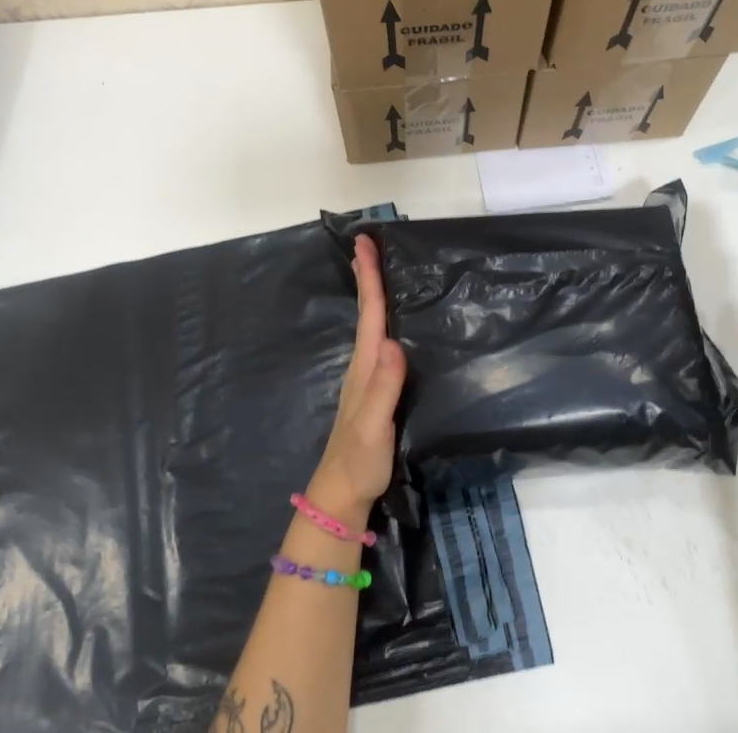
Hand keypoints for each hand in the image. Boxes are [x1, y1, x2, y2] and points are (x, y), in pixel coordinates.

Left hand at [306, 234, 405, 527]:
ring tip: (374, 271)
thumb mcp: (374, 425)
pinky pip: (377, 343)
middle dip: (367, 277)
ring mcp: (366, 379)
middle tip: (367, 244)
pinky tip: (388, 325)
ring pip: (370, 326)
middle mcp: (364, 366)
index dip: (368, 278)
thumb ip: (385, 387)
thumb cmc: (359, 459)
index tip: (363, 243)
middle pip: (366, 313)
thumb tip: (395, 343)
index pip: (370, 315)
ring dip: (372, 296)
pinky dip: (379, 322)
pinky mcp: (373, 391)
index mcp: (366, 368)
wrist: (342, 492)